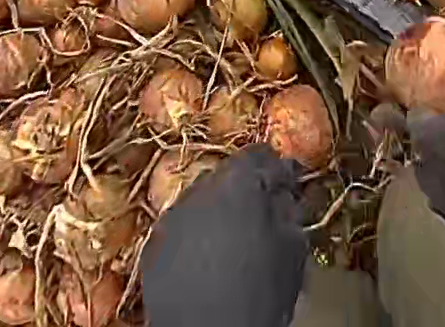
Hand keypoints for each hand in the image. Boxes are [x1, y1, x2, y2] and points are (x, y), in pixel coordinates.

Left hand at [138, 146, 307, 326]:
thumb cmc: (260, 292)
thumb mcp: (292, 246)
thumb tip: (282, 195)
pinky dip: (195, 233)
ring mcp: (171, 218)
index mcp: (238, 180)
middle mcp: (200, 189)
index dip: (277, 168)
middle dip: (246, 186)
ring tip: (232, 234)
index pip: (260, 153)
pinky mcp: (152, 249)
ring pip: (201, 198)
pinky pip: (180, 227)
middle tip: (261, 208)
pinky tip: (207, 256)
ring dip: (218, 208)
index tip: (287, 183)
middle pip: (228, 173)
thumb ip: (288, 209)